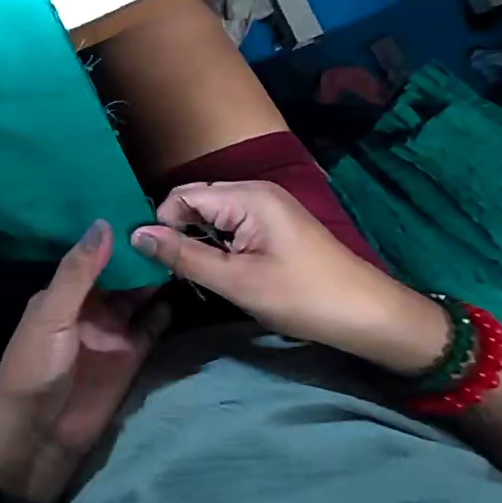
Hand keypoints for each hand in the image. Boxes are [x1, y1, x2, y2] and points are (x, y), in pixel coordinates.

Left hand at [0, 220, 168, 502]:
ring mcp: (113, 331)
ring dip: (157, 276)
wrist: (39, 439)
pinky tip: (186, 286)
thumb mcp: (51, 315)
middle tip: (178, 222)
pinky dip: (167, 309)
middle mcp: (91, 306)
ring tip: (187, 248)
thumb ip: (78, 272)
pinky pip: (153, 326)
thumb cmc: (35, 370)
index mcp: (64, 293)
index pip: (94, 254)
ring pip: (140, 295)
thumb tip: (103, 223)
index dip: (116, 233)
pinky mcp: (132, 355)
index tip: (146, 205)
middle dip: (142, 252)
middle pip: (121, 272)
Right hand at [131, 182, 448, 374]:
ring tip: (195, 274)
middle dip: (178, 231)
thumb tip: (136, 235)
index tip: (156, 263)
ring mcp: (268, 205)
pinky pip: (232, 223)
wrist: (365, 312)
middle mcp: (256, 190)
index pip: (182, 196)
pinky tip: (220, 270)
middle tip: (172, 272)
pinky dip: (218, 244)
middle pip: (197, 200)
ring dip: (198, 240)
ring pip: (213, 214)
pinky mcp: (276, 223)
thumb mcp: (236, 281)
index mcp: (247, 196)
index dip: (162, 225)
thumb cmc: (301, 297)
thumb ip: (184, 256)